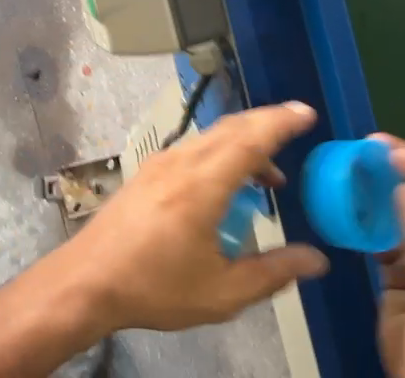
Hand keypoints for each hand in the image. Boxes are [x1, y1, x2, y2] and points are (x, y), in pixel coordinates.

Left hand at [54, 102, 329, 334]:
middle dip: (266, 125)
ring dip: (242, 143)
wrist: (88, 280)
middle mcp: (180, 163)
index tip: (305, 112)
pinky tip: (227, 183)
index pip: (248, 140)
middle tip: (297, 129)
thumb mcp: (223, 292)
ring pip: (209, 138)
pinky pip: (193, 149)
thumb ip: (272, 272)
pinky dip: (220, 153)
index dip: (279, 123)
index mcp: (201, 186)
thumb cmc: (155, 287)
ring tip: (268, 175)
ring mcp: (159, 164)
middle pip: (230, 130)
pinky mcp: (147, 172)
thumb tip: (316, 259)